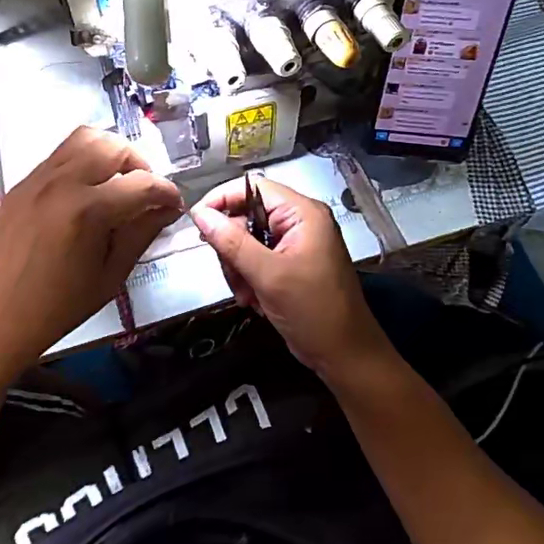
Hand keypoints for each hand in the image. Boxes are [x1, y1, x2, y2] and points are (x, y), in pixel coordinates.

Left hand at [0, 128, 181, 386]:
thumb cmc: (57, 307)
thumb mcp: (110, 276)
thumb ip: (142, 233)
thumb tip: (167, 208)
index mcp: (86, 211)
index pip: (142, 183)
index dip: (167, 192)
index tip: (173, 205)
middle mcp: (61, 183)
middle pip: (113, 146)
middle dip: (139, 164)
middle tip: (144, 192)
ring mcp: (37, 179)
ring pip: (85, 138)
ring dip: (110, 154)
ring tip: (117, 184)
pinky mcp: (22, 183)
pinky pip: (60, 154)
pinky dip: (83, 161)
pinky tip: (87, 192)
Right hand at [189, 177, 394, 381]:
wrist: (345, 355)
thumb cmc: (312, 310)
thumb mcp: (267, 275)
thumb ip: (231, 241)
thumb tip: (200, 213)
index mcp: (302, 213)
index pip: (253, 187)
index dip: (223, 199)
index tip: (197, 221)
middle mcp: (300, 221)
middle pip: (247, 216)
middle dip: (232, 246)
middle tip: (231, 274)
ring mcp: (296, 244)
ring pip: (248, 240)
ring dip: (238, 267)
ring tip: (245, 294)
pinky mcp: (291, 264)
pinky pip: (258, 259)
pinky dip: (249, 277)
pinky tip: (253, 300)